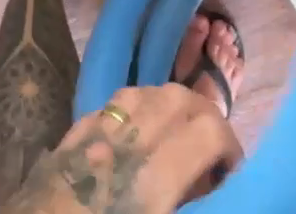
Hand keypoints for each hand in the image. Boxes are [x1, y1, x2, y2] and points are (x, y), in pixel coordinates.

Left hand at [0, 84, 242, 213]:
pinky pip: (105, 108)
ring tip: (175, 140)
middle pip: (176, 98)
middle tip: (211, 153)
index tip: (233, 174)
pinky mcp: (63, 145)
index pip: (207, 131)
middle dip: (203, 117)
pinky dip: (130, 114)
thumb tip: (207, 186)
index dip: (231, 146)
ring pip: (140, 93)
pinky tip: (133, 139)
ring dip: (166, 108)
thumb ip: (184, 205)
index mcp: (148, 185)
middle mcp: (120, 150)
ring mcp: (87, 141)